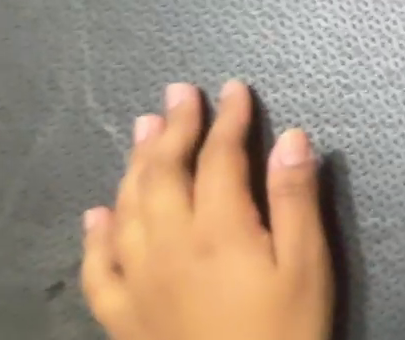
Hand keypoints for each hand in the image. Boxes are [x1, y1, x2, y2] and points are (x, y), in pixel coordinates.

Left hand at [80, 81, 333, 339]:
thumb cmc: (285, 325)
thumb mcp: (307, 260)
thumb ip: (295, 197)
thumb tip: (293, 136)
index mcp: (218, 230)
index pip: (220, 159)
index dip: (228, 120)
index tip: (235, 88)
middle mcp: (169, 248)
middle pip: (165, 176)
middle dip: (174, 129)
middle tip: (178, 92)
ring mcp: (138, 282)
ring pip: (127, 210)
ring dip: (136, 164)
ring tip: (144, 129)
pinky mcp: (123, 314)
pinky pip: (98, 266)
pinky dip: (97, 232)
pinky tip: (98, 211)